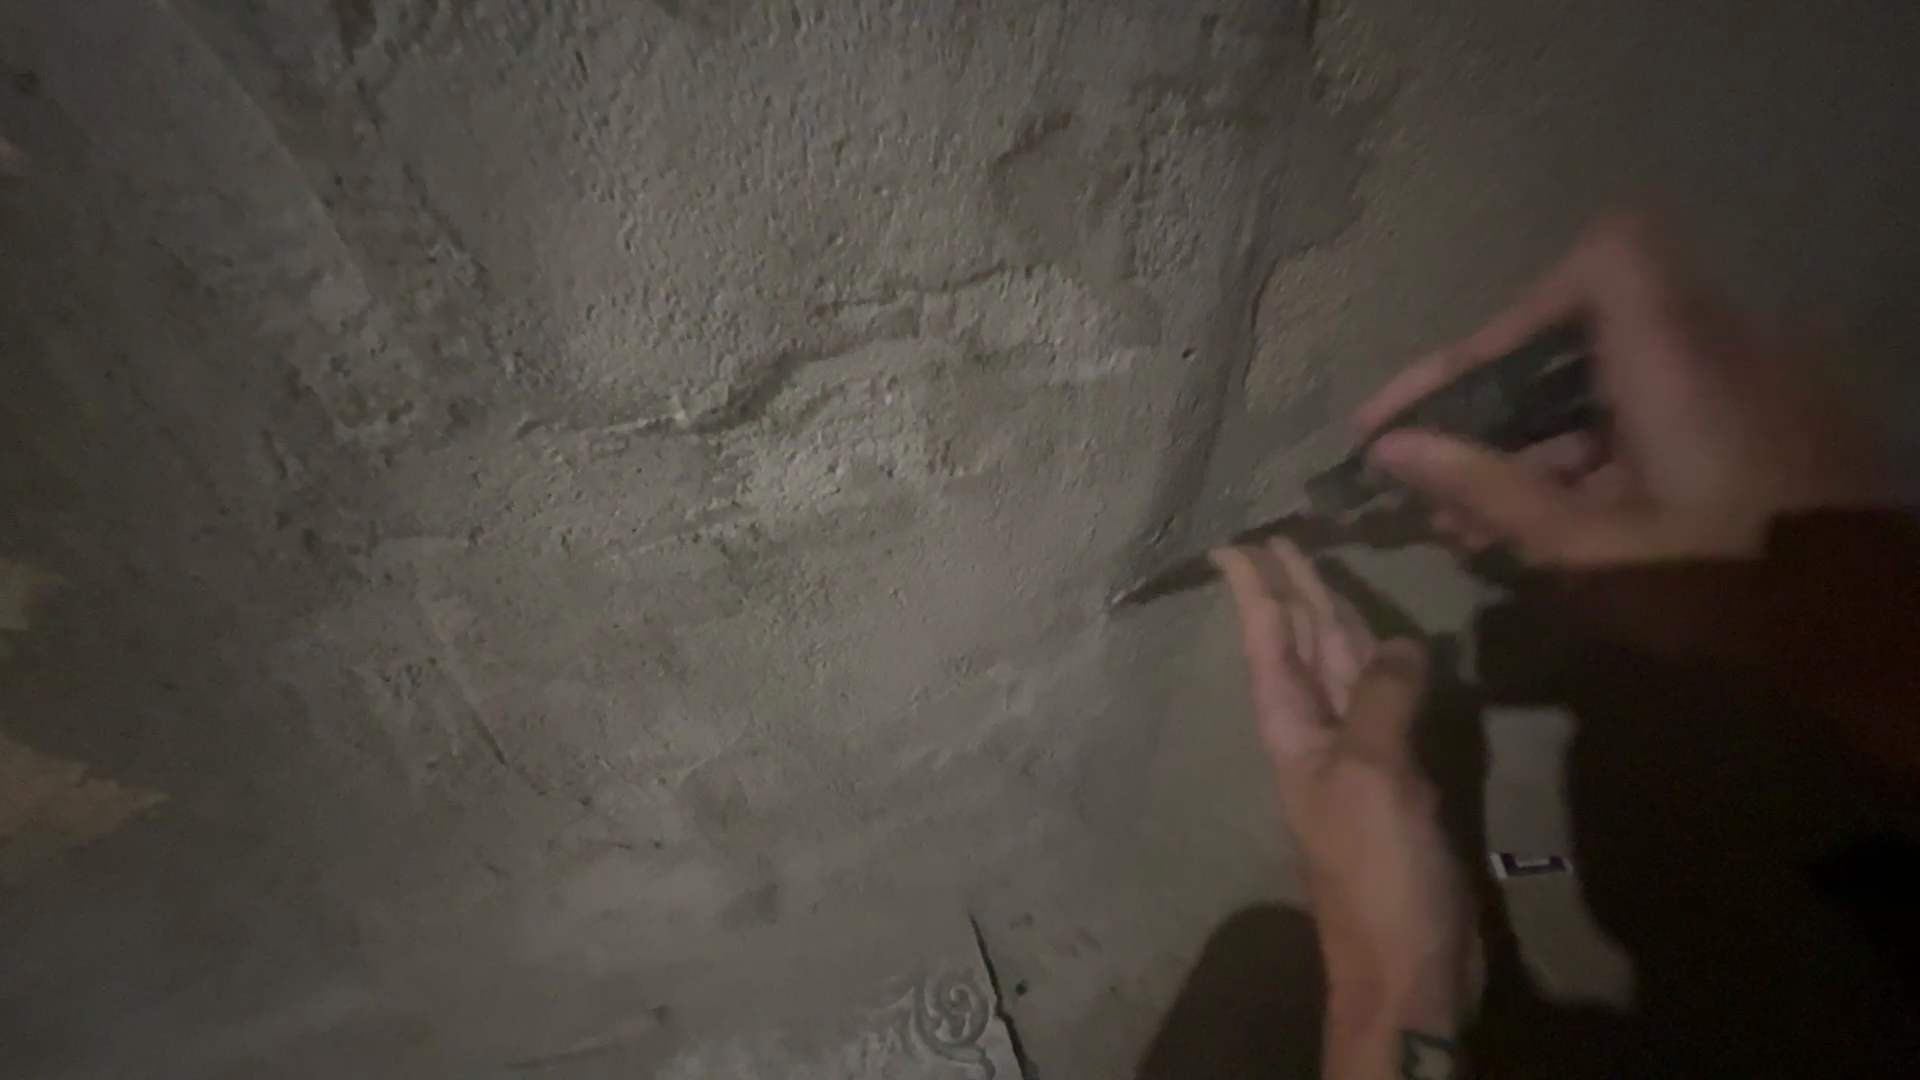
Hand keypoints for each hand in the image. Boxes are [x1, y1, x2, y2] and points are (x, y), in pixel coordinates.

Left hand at [1213, 539, 1476, 1078]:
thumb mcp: (1370, 775)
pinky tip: (1385, 638)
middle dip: (1290, 586)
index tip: (1230, 544)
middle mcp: (1315, 722)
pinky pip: (1380, 695)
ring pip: (1337, 659)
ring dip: (1327, 613)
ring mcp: (1354, 742)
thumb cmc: (1373, 868)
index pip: (1266, 634)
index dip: (1252, 587)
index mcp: (1290, 719)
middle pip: (1299, 637)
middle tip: (1277, 536)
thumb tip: (1397, 641)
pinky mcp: (1394, 765)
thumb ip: (1378, 699)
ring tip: (1318, 568)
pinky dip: (1380, 662)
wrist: (1405, 956)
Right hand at [1354, 213, 1883, 565]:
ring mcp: (1727, 395)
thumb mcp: (1584, 545)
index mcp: (1683, 361)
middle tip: (1404, 447)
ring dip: (1508, 440)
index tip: (1449, 384)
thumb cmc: (1725, 586)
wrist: (1875, 644)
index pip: (1605, 259)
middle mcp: (1712, 355)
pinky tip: (1508, 525)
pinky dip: (1560, 459)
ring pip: (1587, 388)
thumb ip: (1479, 486)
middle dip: (1475, 392)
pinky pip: (1625, 421)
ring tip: (1446, 515)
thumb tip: (1383, 447)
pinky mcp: (1734, 434)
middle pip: (1569, 336)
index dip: (1519, 307)